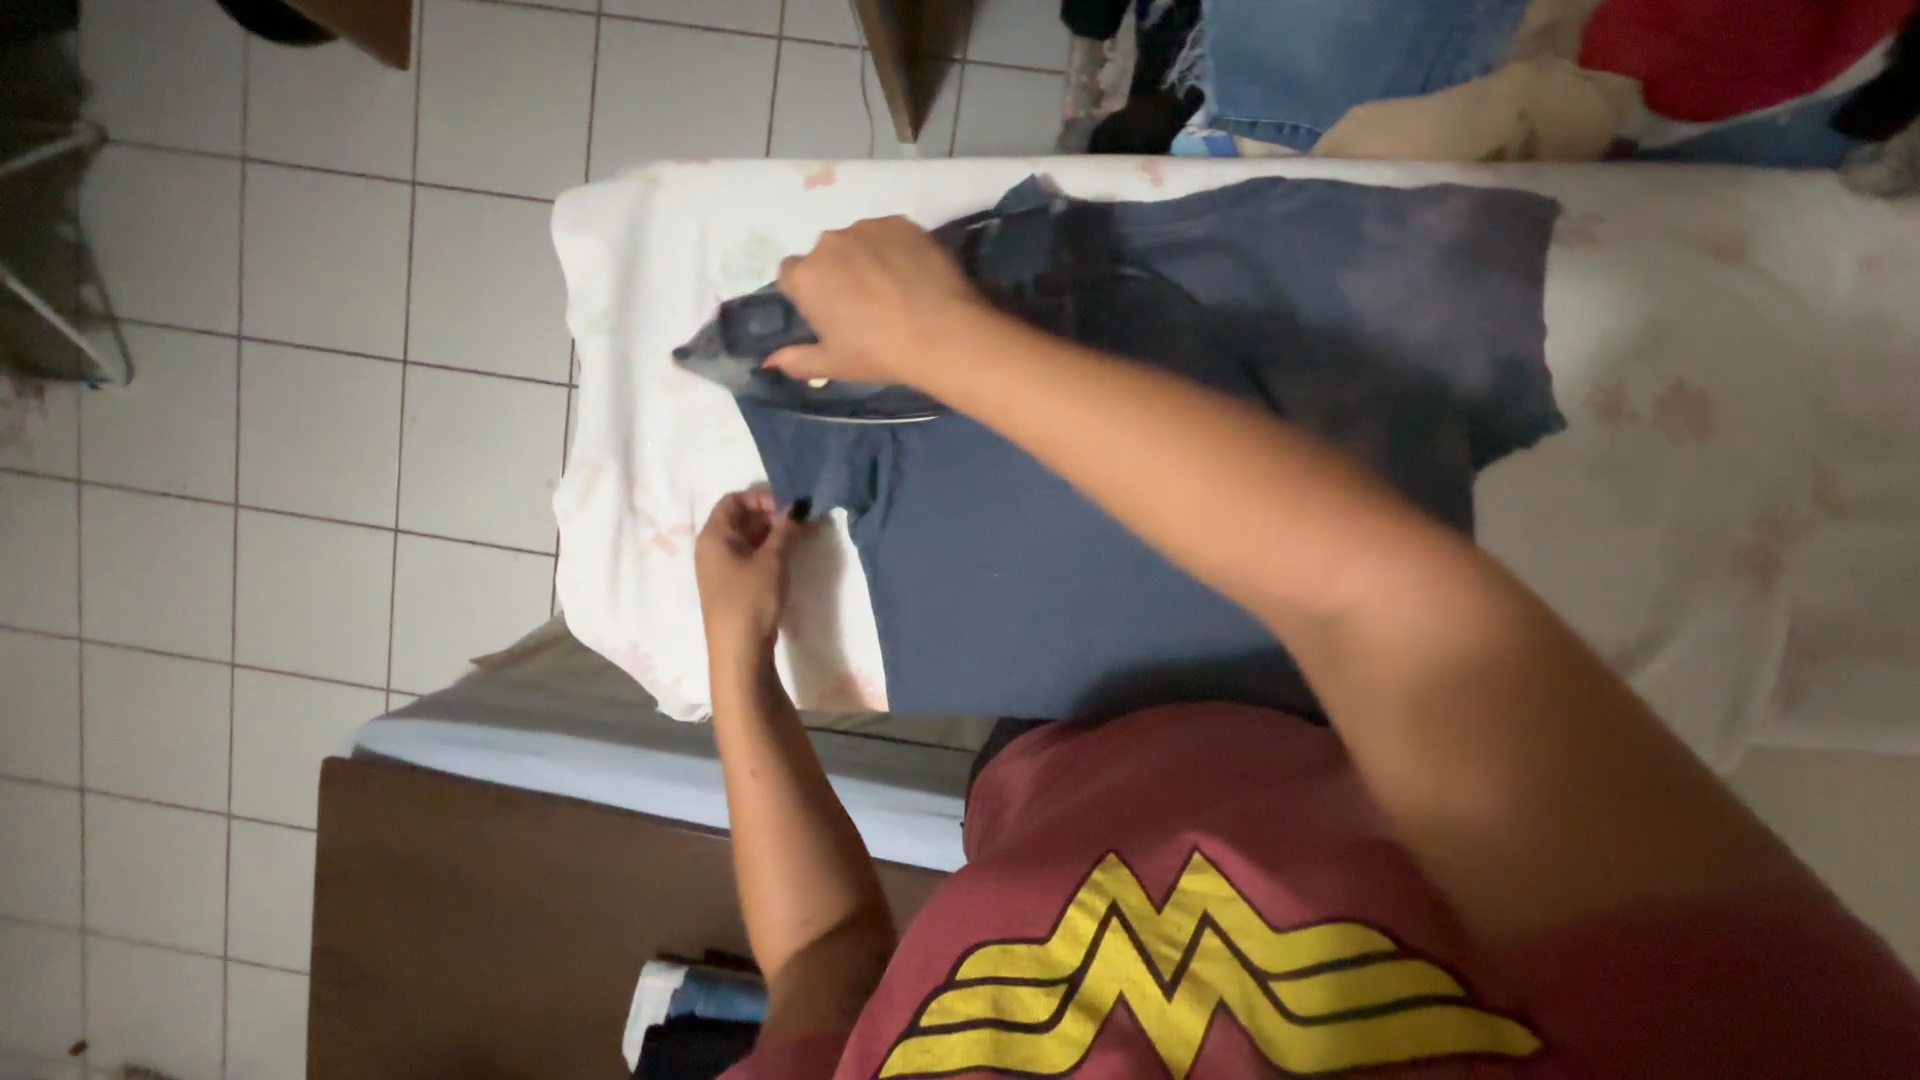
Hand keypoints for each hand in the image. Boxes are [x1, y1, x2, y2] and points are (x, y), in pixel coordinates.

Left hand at [695, 487, 809, 662]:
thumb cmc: (751, 599)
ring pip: (746, 538)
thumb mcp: (773, 560)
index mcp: (713, 535)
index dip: (761, 498)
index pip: (734, 500)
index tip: (789, 508)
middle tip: (800, 523)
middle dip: (770, 515)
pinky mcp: (730, 583)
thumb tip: (797, 506)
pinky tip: (788, 556)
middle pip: (740, 518)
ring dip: (772, 533)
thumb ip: (785, 529)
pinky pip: (747, 555)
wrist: (738, 650)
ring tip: (799, 538)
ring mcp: (719, 567)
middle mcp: (711, 546)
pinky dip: (767, 550)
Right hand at [768, 216, 988, 385]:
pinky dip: (895, 249)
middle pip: (825, 256)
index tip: (829, 312)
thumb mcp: (834, 365)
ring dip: (867, 258)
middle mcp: (829, 243)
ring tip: (893, 289)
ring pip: (858, 241)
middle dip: (838, 273)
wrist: (941, 334)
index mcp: (805, 276)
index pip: (791, 275)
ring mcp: (866, 228)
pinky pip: (889, 233)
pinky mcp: (901, 222)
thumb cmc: (879, 353)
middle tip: (865, 304)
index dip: (809, 293)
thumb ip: (797, 360)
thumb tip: (770, 361)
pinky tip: (912, 274)